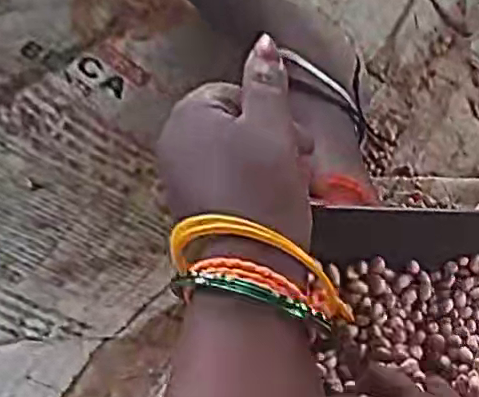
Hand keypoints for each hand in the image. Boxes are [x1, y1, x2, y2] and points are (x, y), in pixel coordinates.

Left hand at [157, 35, 314, 262]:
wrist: (250, 271)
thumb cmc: (264, 199)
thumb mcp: (274, 133)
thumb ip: (268, 85)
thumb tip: (264, 44)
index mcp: (190, 115)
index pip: (236, 95)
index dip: (275, 117)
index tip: (302, 146)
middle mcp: (176, 146)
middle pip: (234, 132)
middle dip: (272, 149)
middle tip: (302, 173)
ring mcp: (182, 185)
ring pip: (233, 166)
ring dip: (266, 176)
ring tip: (292, 198)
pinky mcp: (196, 219)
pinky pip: (228, 195)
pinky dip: (252, 200)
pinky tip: (273, 216)